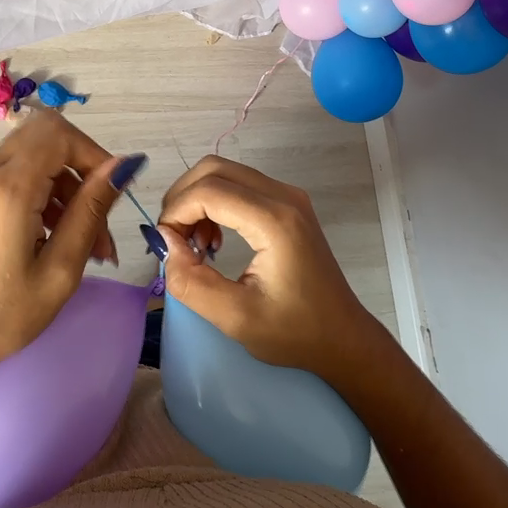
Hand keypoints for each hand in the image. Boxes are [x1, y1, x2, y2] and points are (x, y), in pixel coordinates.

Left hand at [0, 109, 138, 387]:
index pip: (61, 134)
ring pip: (36, 154)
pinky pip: (20, 172)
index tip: (114, 194)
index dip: (96, 155)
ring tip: (91, 242)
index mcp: (10, 187)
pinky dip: (47, 192)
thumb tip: (123, 165)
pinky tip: (61, 238)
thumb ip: (92, 210)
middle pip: (48, 134)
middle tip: (101, 214)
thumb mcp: (60, 269)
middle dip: (84, 167)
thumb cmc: (1, 316)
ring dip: (68, 185)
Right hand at [156, 155, 381, 376]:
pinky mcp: (288, 202)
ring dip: (198, 199)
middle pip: (214, 169)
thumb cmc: (295, 333)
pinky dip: (215, 202)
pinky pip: (239, 184)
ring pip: (225, 172)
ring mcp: (289, 195)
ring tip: (194, 245)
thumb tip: (165, 244)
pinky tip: (213, 239)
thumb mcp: (236, 319)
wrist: (343, 338)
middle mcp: (283, 196)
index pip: (209, 190)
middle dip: (183, 198)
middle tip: (172, 239)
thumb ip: (191, 282)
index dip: (176, 212)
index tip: (164, 245)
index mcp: (275, 221)